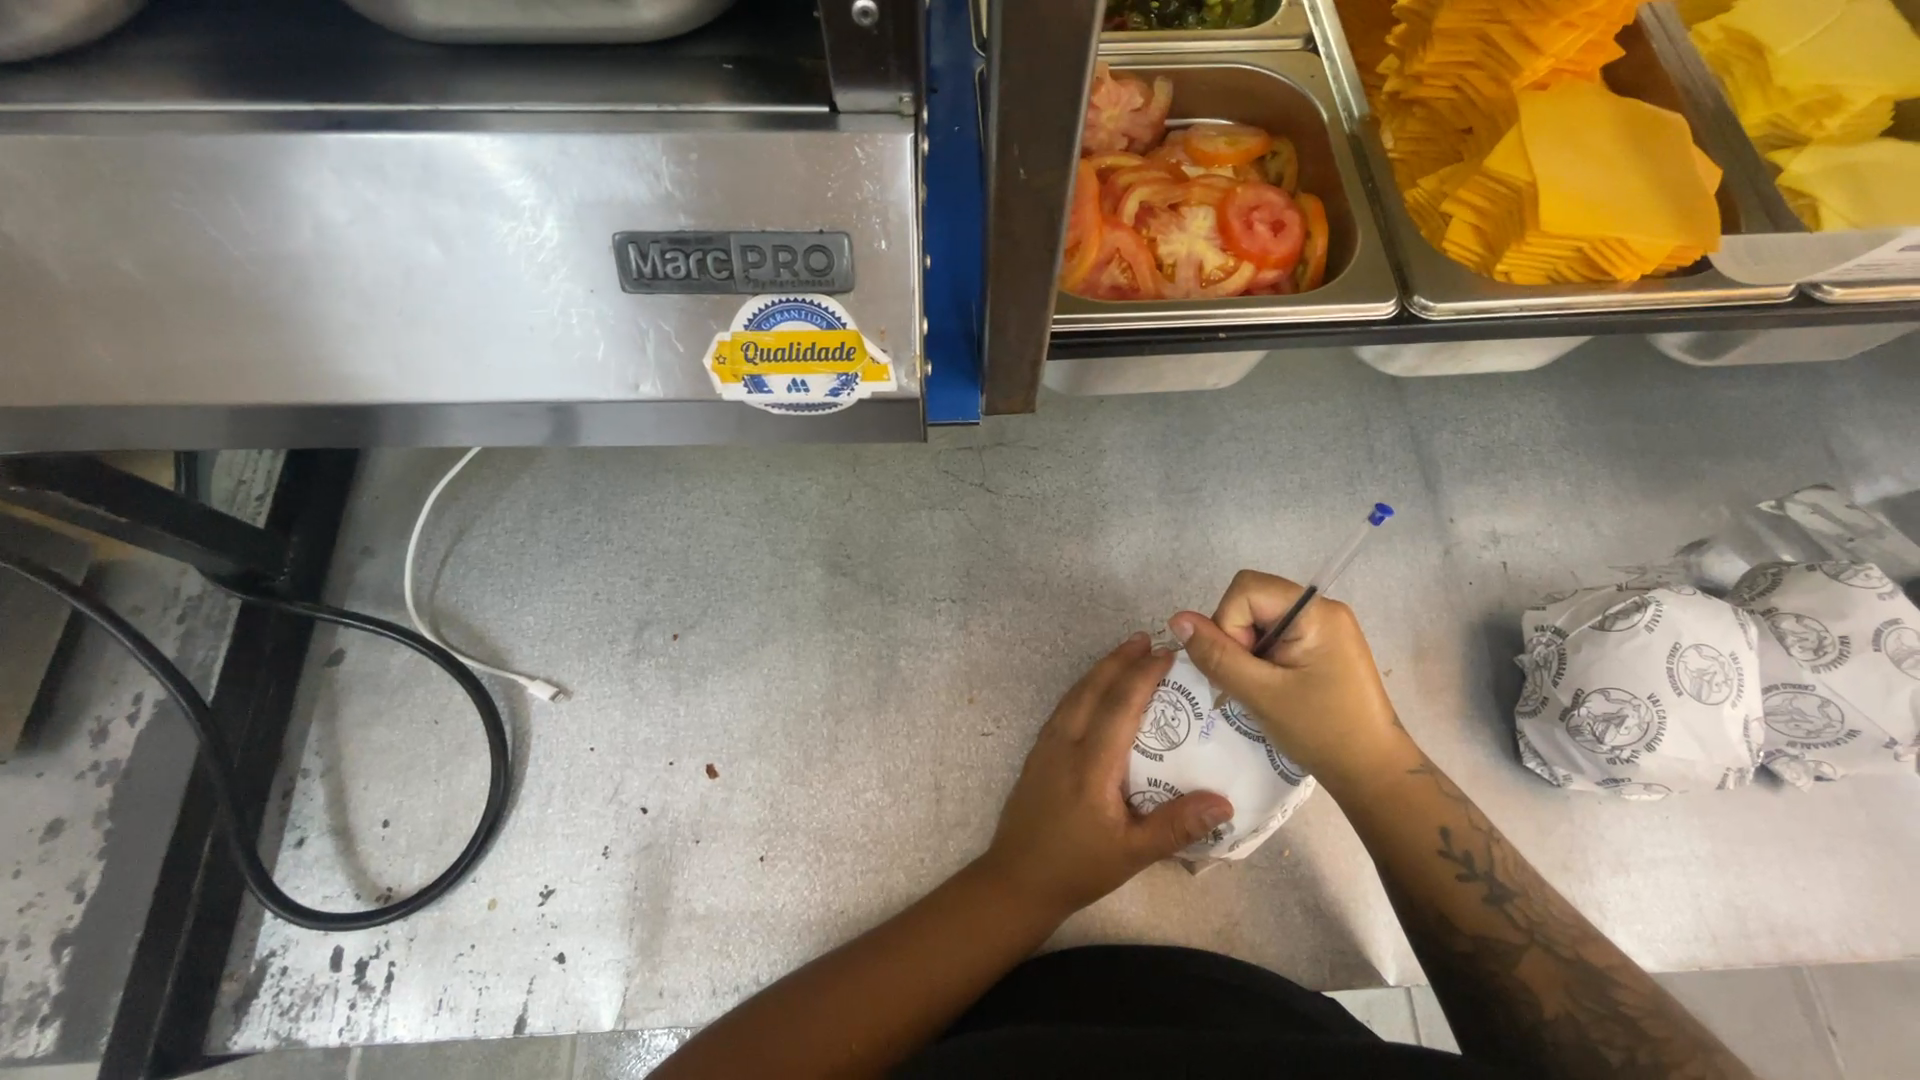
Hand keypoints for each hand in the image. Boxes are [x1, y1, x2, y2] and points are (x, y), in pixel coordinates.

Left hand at [978, 633, 1233, 921]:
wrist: (1016, 880)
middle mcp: (1064, 745)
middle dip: (1119, 661)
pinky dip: (1083, 690)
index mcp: (1090, 765)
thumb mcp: (1132, 854)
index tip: (1167, 654)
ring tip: (1124, 654)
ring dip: (1100, 671)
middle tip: (1147, 639)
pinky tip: (1093, 692)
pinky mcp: (1037, 755)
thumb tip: (1225, 802)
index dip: (1143, 676)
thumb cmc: (1077, 868)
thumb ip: (1176, 826)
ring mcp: (1045, 747)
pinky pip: (1063, 709)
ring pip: (1073, 695)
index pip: (1119, 706)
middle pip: (1092, 690)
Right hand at [1170, 570, 1408, 787]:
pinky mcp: (1321, 645)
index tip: (1243, 666)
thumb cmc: (1320, 731)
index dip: (1229, 624)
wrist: (1371, 770)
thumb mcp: (1259, 694)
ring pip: (1258, 620)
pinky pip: (1274, 636)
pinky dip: (1260, 659)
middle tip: (1249, 681)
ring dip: (1246, 652)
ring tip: (1259, 688)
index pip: (1246, 590)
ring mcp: (1324, 627)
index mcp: (1316, 612)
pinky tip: (1269, 687)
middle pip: (1250, 600)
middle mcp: (1322, 609)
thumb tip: (1177, 619)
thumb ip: (1216, 654)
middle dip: (1236, 638)